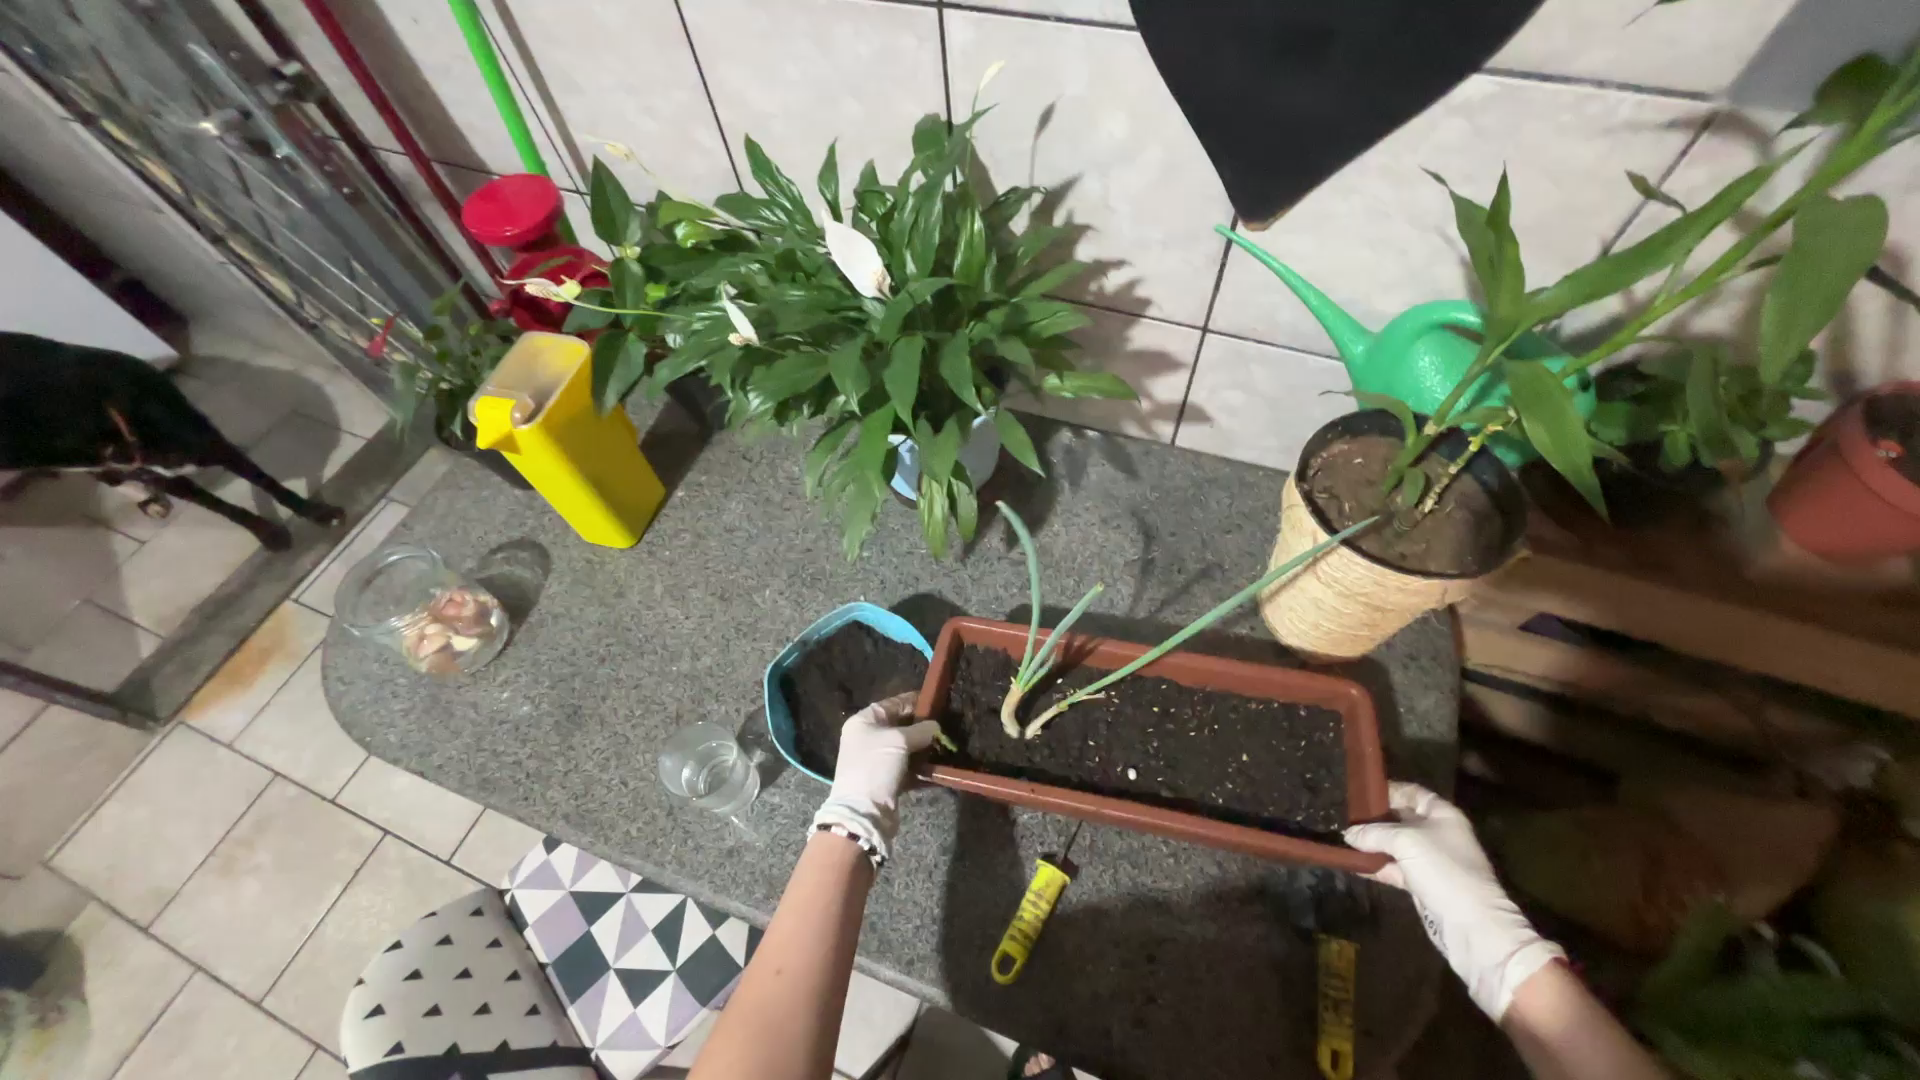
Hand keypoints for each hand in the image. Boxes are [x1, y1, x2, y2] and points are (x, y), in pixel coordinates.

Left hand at [812, 693, 942, 863]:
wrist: (863, 812)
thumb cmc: (876, 766)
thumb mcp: (899, 740)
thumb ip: (920, 730)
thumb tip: (935, 726)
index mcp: (863, 722)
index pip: (891, 704)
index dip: (913, 702)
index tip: (935, 702)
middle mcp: (868, 738)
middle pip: (899, 727)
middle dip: (922, 727)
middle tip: (945, 726)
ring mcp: (876, 761)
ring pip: (906, 749)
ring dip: (924, 749)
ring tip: (946, 746)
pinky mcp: (886, 781)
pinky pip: (908, 769)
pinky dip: (922, 768)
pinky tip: (939, 768)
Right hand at [1344, 782, 1563, 1021]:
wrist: (1472, 926)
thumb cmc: (1444, 870)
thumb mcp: (1406, 841)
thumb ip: (1374, 832)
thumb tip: (1348, 834)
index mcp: (1442, 815)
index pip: (1410, 792)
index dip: (1385, 789)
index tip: (1356, 790)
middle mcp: (1436, 834)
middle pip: (1398, 818)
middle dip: (1372, 817)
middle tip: (1341, 814)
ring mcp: (1428, 860)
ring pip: (1392, 844)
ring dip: (1369, 843)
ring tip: (1339, 837)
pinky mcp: (1420, 883)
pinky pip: (1391, 867)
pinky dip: (1373, 865)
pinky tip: (1349, 862)